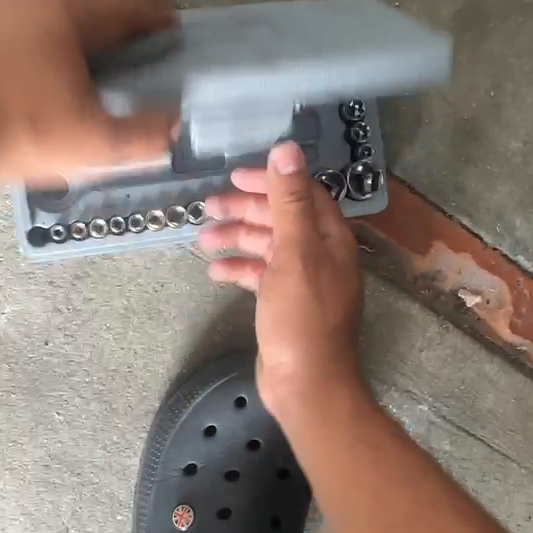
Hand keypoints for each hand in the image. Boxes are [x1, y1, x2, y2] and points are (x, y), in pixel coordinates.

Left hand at [0, 0, 179, 184]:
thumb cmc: (13, 132)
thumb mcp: (90, 143)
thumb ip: (143, 135)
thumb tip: (179, 127)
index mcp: (68, 8)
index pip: (129, 6)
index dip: (157, 20)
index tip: (174, 31)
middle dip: (113, 8)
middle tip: (128, 40)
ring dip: (68, 13)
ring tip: (80, 50)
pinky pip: (7, 12)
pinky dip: (30, 27)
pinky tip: (26, 61)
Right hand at [200, 142, 365, 423]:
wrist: (306, 385)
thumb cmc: (302, 319)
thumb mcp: (294, 254)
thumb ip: (289, 201)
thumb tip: (286, 148)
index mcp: (330, 238)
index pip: (302, 194)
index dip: (270, 181)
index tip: (234, 177)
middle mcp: (321, 255)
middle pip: (282, 218)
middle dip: (246, 210)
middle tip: (207, 206)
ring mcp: (303, 281)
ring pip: (268, 247)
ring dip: (237, 239)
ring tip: (202, 239)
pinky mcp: (286, 304)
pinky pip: (261, 276)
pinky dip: (239, 269)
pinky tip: (215, 272)